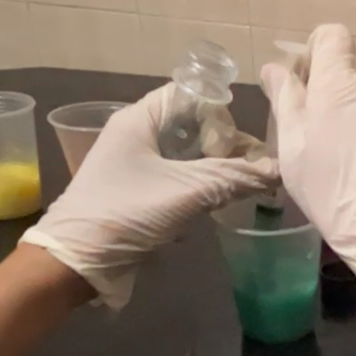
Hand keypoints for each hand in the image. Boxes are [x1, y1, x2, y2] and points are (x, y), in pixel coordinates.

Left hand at [20, 82, 277, 308]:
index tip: (240, 144)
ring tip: (240, 190)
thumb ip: (234, 179)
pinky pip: (179, 180)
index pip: (188, 94)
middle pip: (192, 125)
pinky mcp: (139, 193)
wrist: (76, 262)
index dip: (219, 112)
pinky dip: (200, 189)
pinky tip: (215, 208)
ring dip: (215, 171)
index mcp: (138, 120)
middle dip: (224, 145)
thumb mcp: (186, 192)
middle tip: (249, 171)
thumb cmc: (124, 213)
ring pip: (188, 156)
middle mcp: (137, 136)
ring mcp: (136, 166)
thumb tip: (279, 171)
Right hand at [261, 24, 355, 311]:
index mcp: (338, 85)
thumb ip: (286, 103)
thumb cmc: (334, 196)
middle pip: (354, 81)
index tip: (313, 80)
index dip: (319, 51)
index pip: (331, 37)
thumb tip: (276, 69)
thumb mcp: (294, 153)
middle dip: (342, 104)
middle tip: (334, 147)